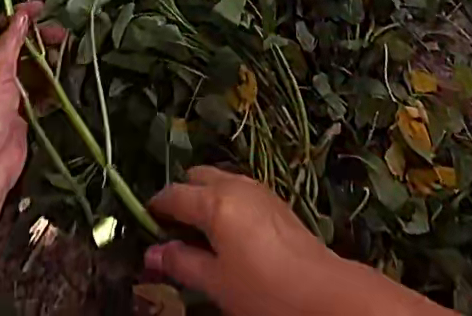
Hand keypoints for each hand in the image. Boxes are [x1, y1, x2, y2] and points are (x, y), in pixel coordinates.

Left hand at [0, 1, 61, 196]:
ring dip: (44, 62)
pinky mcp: (18, 120)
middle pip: (13, 51)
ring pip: (26, 73)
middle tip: (61, 34)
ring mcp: (2, 100)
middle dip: (35, 40)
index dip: (15, 17)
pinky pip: (35, 97)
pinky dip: (48, 88)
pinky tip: (63, 79)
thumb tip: (20, 15)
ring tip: (66, 52)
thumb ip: (10, 43)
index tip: (40, 8)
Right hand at [144, 166, 446, 315]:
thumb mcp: (217, 283)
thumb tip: (151, 253)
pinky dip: (224, 201)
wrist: (326, 294)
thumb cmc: (264, 291)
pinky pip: (237, 189)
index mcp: (212, 200)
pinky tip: (230, 232)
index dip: (155, 208)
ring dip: (204, 196)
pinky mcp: (273, 199)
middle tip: (175, 229)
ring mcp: (255, 188)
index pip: (172, 194)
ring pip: (217, 180)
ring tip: (202, 232)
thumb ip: (181, 263)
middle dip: (181, 196)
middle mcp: (231, 184)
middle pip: (195, 177)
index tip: (145, 224)